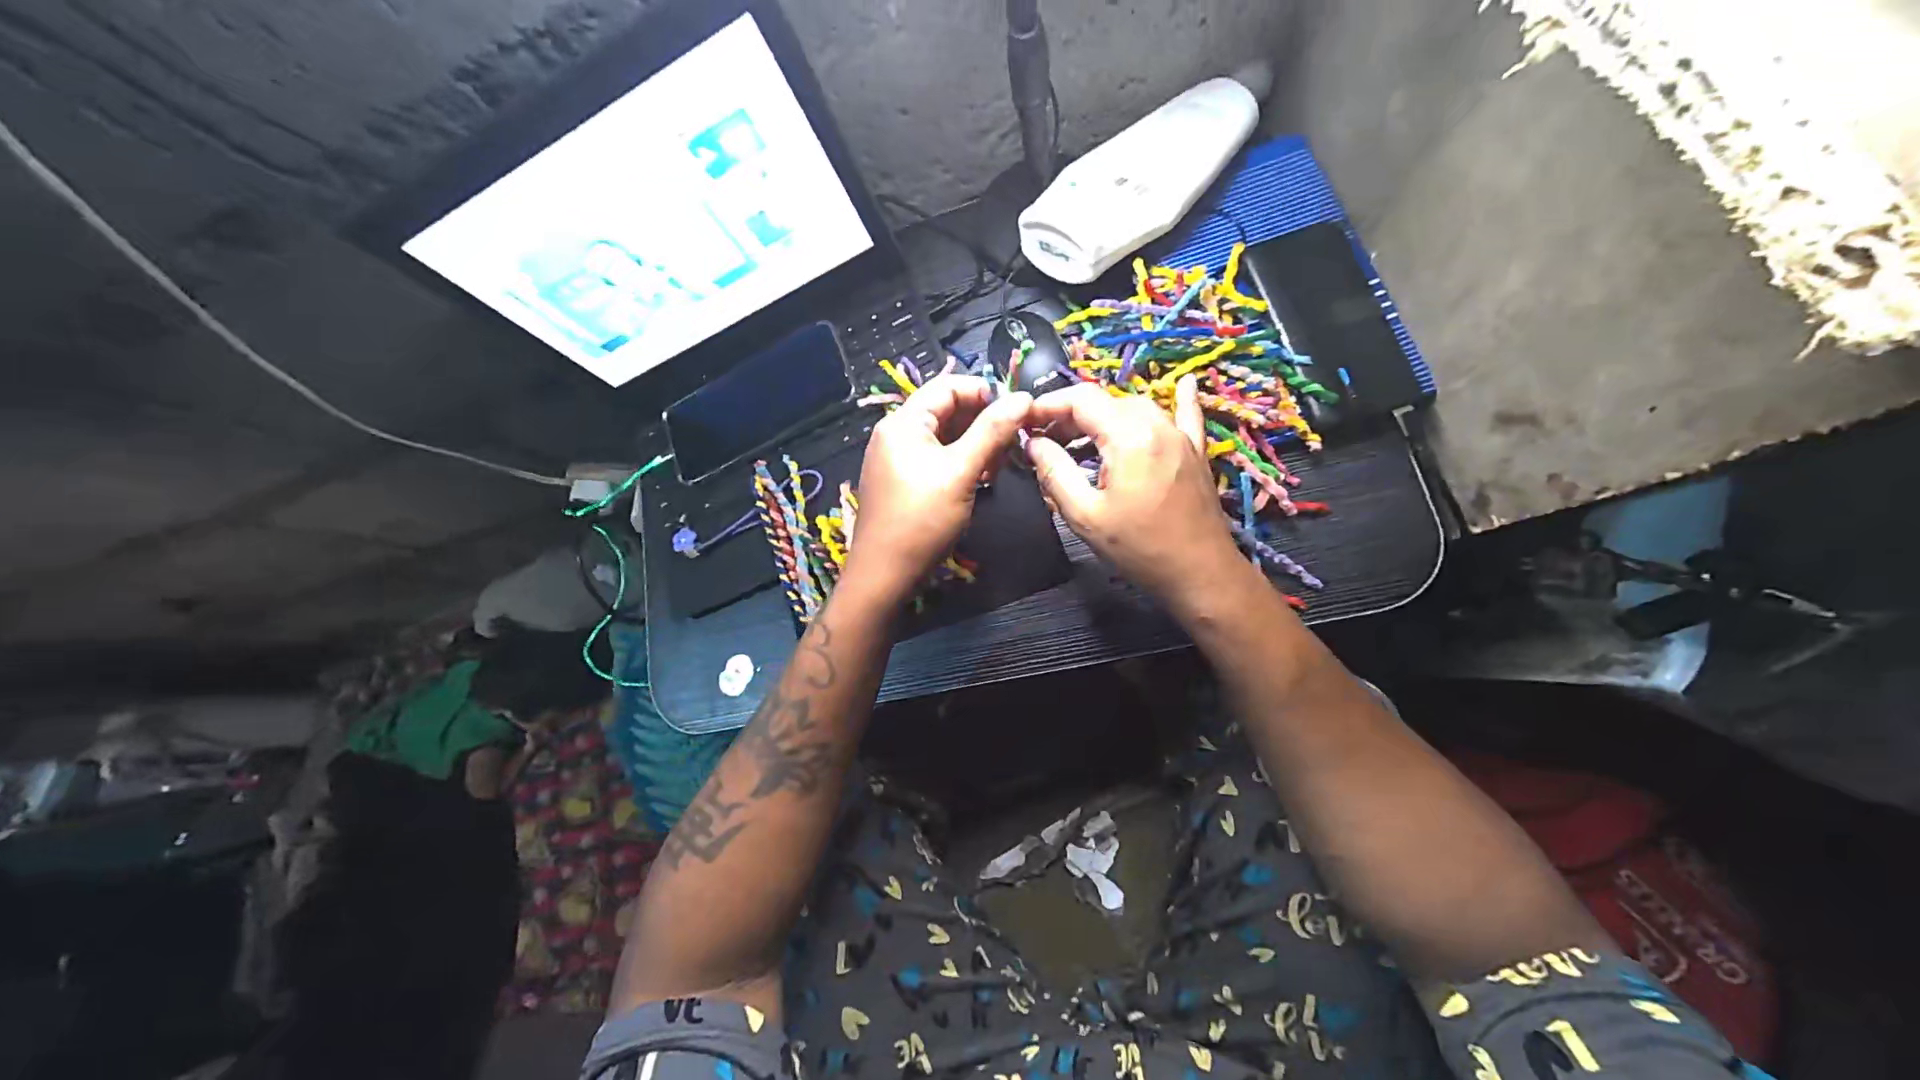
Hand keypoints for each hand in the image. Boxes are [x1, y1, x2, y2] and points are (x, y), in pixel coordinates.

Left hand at [844, 375, 1031, 600]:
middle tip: (1012, 446)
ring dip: (976, 445)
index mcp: (903, 422)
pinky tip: (980, 480)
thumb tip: (1023, 396)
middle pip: (947, 411)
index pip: (948, 386)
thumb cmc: (922, 520)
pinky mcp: (902, 481)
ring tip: (999, 467)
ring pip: (945, 437)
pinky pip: (936, 458)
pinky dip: (961, 463)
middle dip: (983, 423)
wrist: (884, 574)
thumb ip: (992, 431)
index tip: (1016, 414)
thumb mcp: (962, 472)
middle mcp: (896, 433)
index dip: (985, 393)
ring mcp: (897, 458)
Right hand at [1025, 375, 1252, 617]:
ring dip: (1104, 416)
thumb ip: (1055, 473)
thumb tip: (1034, 444)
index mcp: (1128, 437)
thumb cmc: (1139, 548)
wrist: (1200, 573)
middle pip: (1106, 402)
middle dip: (1071, 415)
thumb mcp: (1085, 515)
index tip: (1025, 422)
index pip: (1081, 400)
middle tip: (1044, 441)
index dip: (1047, 405)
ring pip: (1136, 408)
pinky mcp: (1195, 452)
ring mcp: (1180, 437)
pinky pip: (1185, 416)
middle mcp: (1156, 425)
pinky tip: (1183, 383)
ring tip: (1079, 437)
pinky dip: (1177, 400)